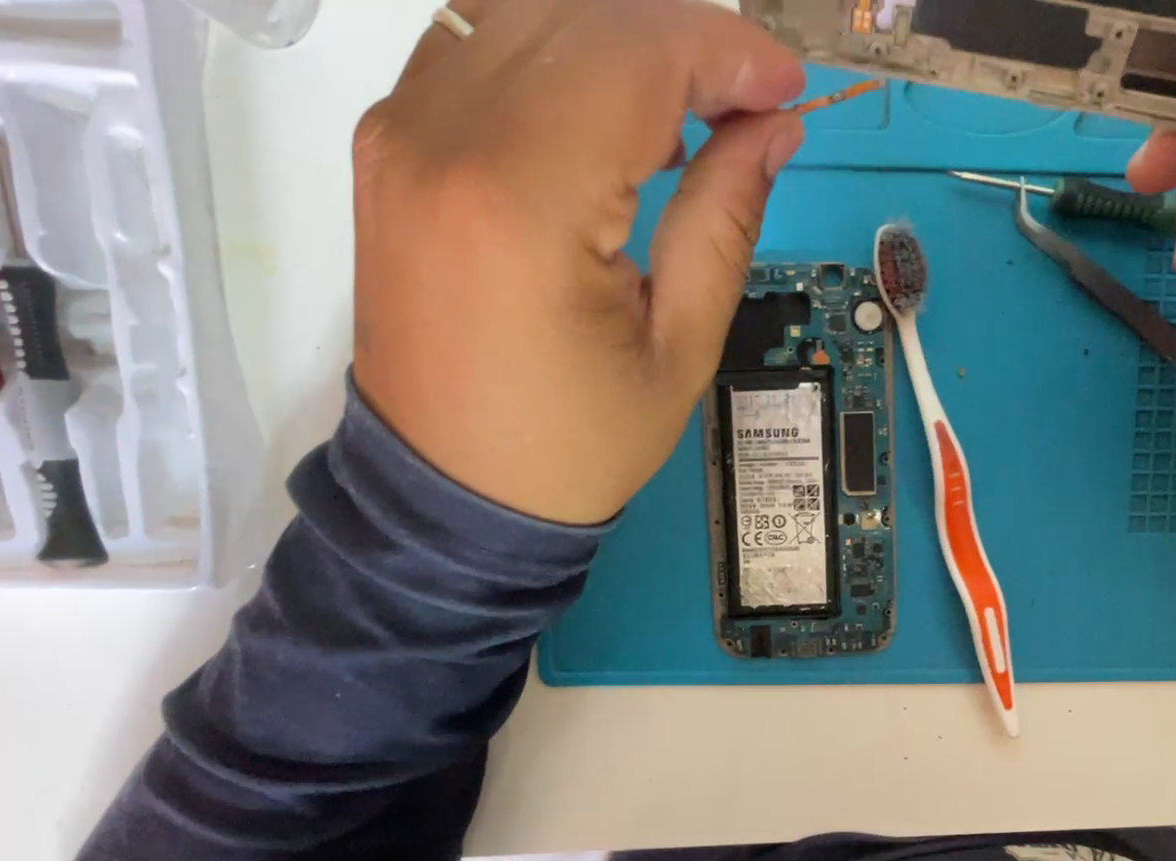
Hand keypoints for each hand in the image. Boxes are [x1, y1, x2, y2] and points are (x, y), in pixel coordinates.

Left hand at [351, 0, 806, 523]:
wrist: (452, 496)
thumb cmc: (576, 443)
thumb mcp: (680, 348)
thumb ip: (726, 219)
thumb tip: (774, 126)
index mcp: (522, 204)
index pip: (633, 56)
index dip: (725, 51)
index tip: (786, 86)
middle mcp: (442, 139)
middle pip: (580, 13)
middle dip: (684, 37)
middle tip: (750, 98)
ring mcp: (400, 133)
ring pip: (522, 8)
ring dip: (620, 38)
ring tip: (687, 108)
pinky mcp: (388, 145)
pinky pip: (478, 44)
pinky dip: (557, 51)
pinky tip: (608, 114)